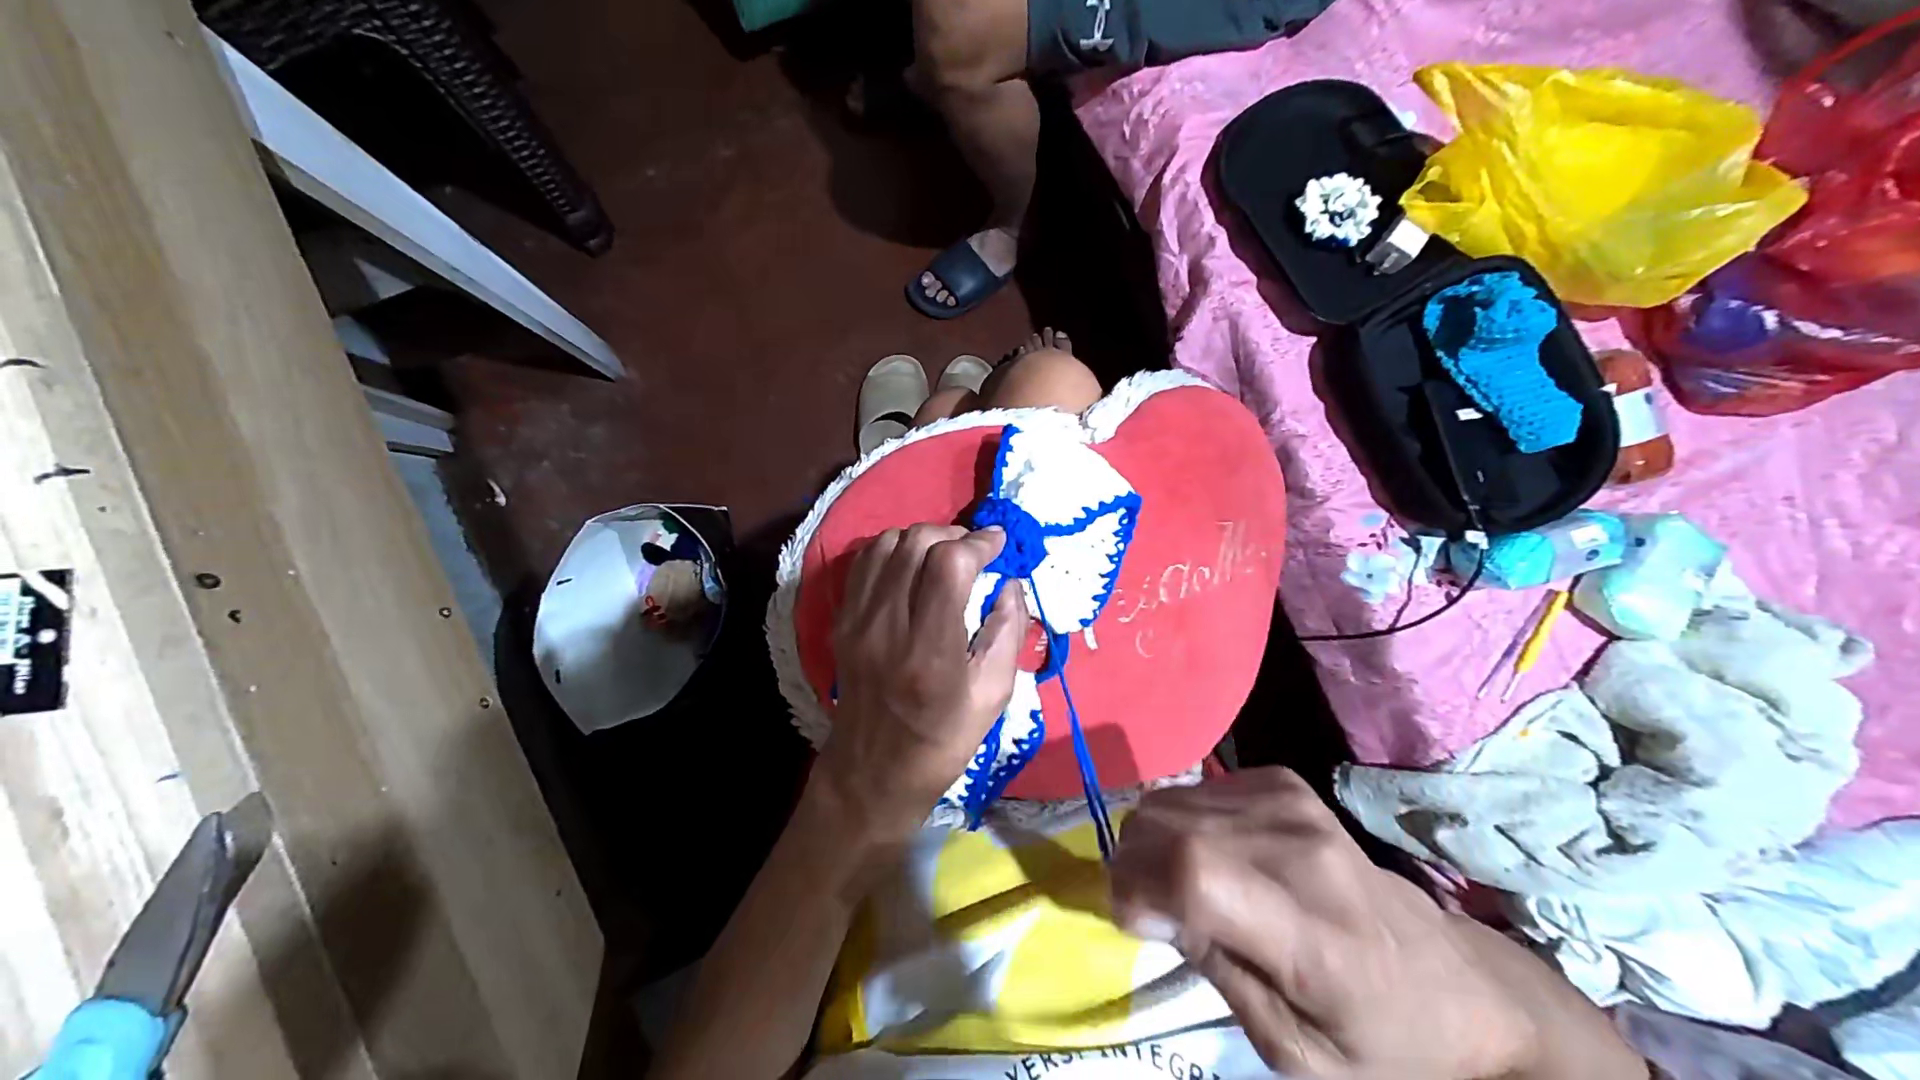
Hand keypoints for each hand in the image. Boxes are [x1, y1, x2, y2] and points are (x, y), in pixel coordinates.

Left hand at [812, 524, 1026, 845]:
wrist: (873, 771)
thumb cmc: (942, 740)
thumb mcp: (993, 695)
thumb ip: (1008, 632)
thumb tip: (1009, 583)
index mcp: (930, 650)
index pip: (949, 564)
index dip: (979, 543)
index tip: (998, 545)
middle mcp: (887, 625)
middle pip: (916, 542)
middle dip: (953, 535)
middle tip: (975, 550)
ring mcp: (857, 620)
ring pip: (886, 543)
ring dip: (922, 538)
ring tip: (945, 555)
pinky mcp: (842, 620)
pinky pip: (864, 562)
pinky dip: (892, 550)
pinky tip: (911, 566)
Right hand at [1109, 768, 1645, 1079]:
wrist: (1453, 982)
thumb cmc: (1377, 1039)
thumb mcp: (1294, 1054)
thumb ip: (1216, 973)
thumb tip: (1146, 904)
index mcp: (1312, 937)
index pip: (1197, 872)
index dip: (1138, 886)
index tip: (1133, 921)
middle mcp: (1300, 849)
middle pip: (1165, 825)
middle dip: (1132, 866)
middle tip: (1153, 910)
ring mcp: (1292, 804)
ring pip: (1167, 801)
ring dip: (1152, 843)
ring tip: (1182, 886)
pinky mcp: (1285, 782)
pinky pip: (1194, 789)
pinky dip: (1182, 822)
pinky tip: (1214, 856)